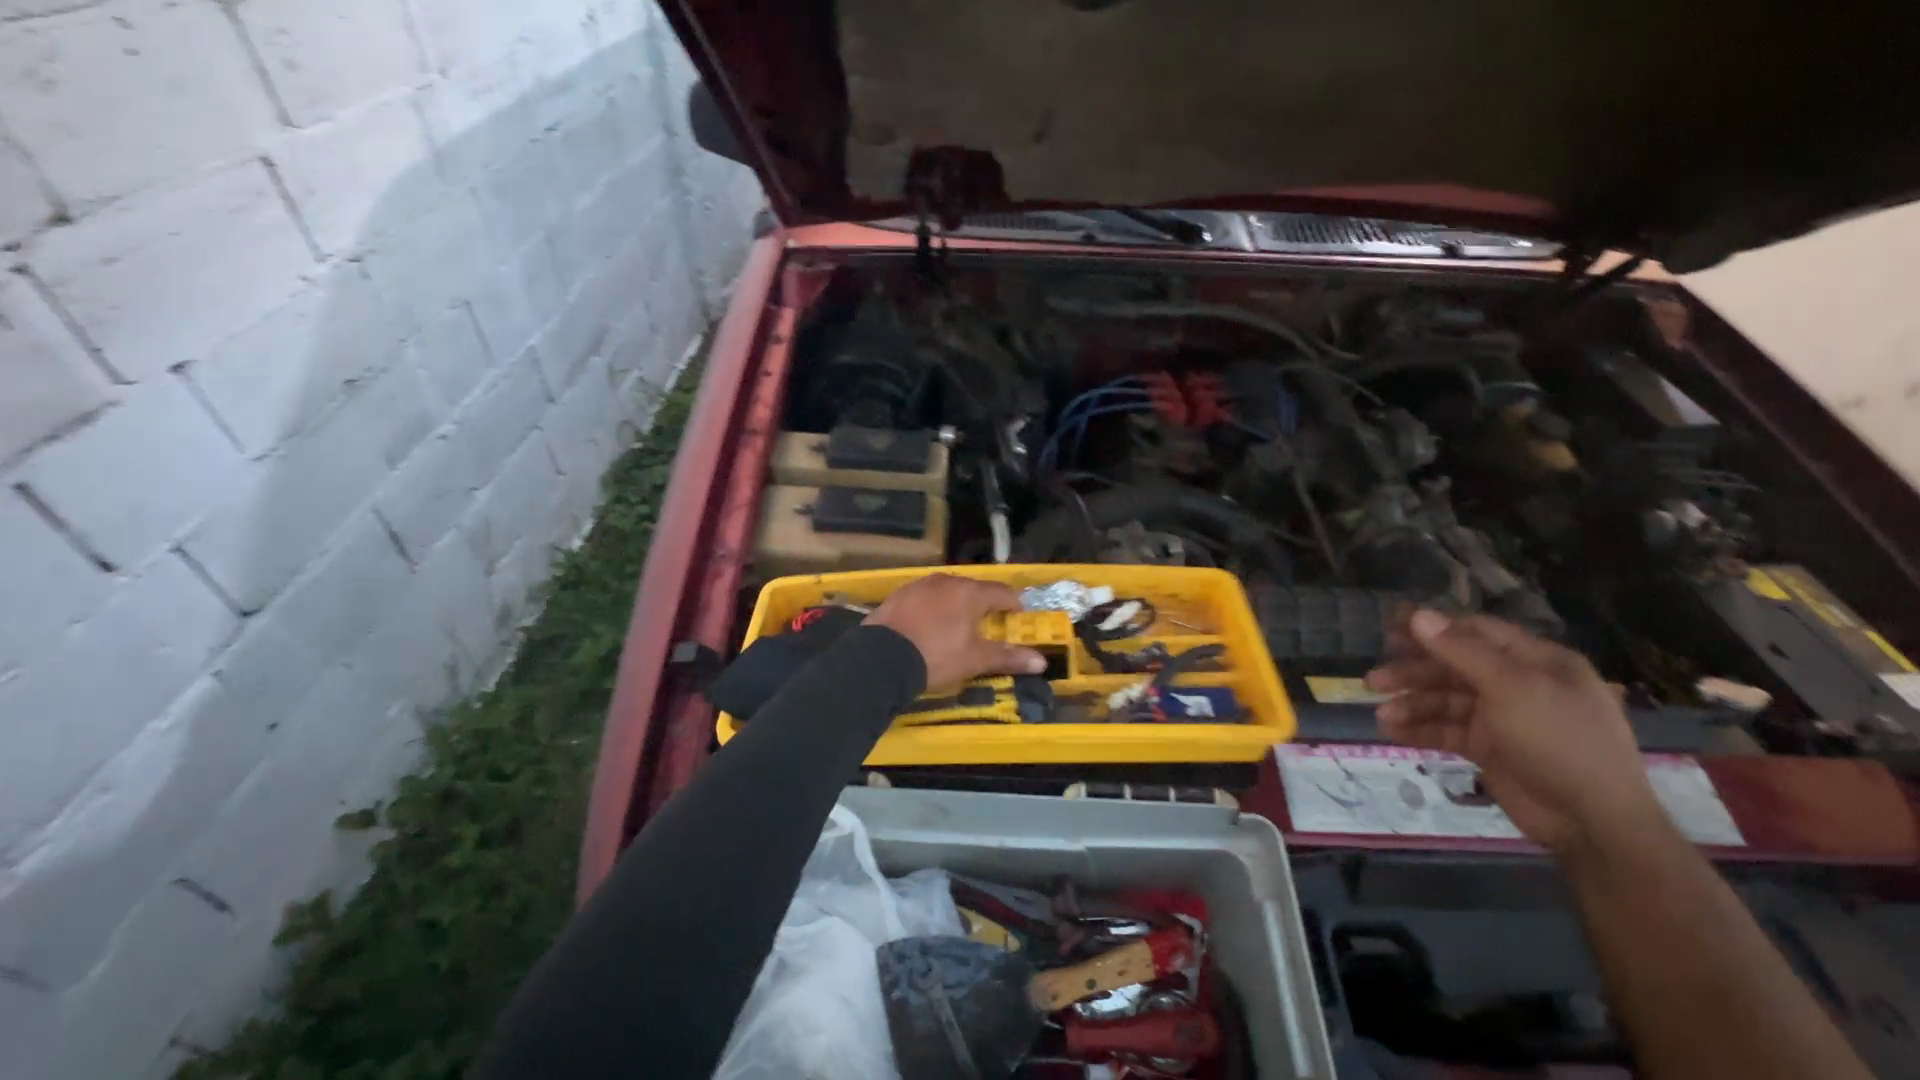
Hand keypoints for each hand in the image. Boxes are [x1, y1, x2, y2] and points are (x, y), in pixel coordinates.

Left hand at [864, 574, 1046, 690]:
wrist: (882, 659)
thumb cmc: (937, 656)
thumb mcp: (975, 660)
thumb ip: (1008, 657)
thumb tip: (1042, 661)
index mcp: (970, 593)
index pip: (1001, 593)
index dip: (1013, 603)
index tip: (1019, 614)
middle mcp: (946, 581)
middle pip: (972, 589)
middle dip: (982, 603)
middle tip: (988, 621)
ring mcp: (918, 586)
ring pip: (945, 591)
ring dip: (955, 604)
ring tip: (957, 623)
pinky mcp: (897, 596)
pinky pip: (922, 599)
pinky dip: (931, 609)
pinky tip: (927, 624)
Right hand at [1364, 609, 1664, 855]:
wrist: (1592, 820)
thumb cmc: (1559, 740)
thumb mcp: (1512, 688)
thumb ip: (1462, 651)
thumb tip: (1419, 615)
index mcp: (1537, 661)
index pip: (1476, 633)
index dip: (1433, 629)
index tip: (1389, 629)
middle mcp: (1519, 685)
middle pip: (1456, 668)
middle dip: (1414, 672)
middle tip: (1373, 680)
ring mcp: (1504, 719)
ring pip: (1447, 702)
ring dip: (1413, 705)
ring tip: (1381, 715)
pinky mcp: (1491, 750)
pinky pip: (1448, 732)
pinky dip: (1421, 730)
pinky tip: (1392, 732)